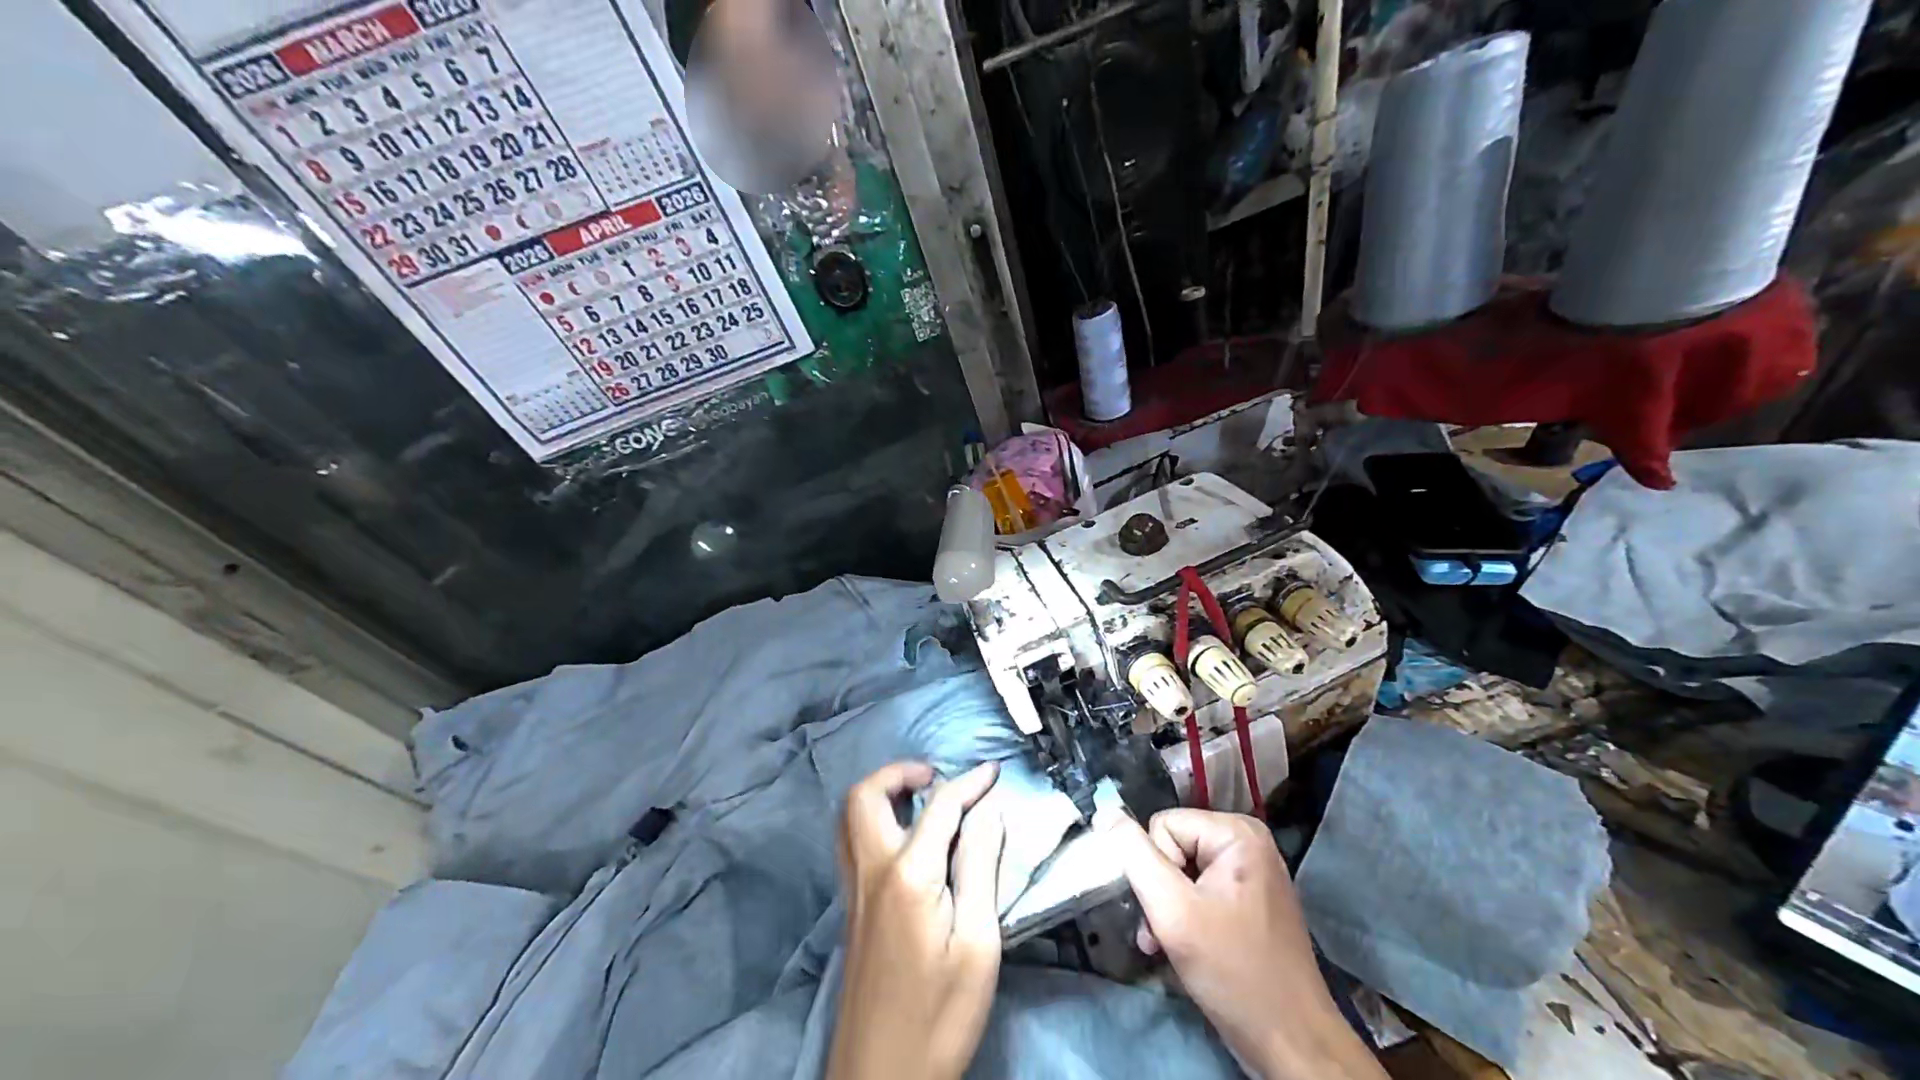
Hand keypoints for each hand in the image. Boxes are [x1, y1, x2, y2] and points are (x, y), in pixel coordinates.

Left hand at [829, 761, 1005, 1079]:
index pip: (939, 807)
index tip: (993, 771)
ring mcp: (854, 890)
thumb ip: (980, 869)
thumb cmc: (939, 1016)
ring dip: (881, 793)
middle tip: (936, 777)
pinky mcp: (850, 910)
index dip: (969, 783)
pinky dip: (873, 820)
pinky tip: (905, 841)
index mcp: (908, 876)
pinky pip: (852, 842)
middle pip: (866, 796)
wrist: (880, 1076)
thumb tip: (988, 812)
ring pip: (849, 817)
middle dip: (900, 772)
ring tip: (919, 800)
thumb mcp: (978, 946)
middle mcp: (871, 871)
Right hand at [1101, 808, 1387, 1079]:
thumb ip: (1134, 856)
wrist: (1291, 1042)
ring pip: (1180, 870)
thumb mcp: (1172, 910)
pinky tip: (1185, 945)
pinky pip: (1200, 888)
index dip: (1154, 868)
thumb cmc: (1233, 972)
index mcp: (1236, 832)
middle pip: (1170, 846)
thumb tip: (1106, 813)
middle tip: (1161, 933)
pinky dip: (1186, 916)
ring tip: (1167, 944)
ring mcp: (1251, 870)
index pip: (1161, 825)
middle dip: (1159, 891)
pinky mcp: (1250, 897)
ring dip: (1167, 908)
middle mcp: (1246, 840)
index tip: (1170, 911)